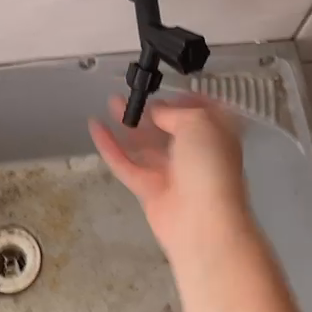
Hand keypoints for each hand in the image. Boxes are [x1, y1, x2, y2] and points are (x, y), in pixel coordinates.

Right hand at [90, 95, 251, 255]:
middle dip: (151, 110)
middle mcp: (194, 153)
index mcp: (215, 136)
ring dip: (129, 124)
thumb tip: (157, 111)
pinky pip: (126, 163)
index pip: (202, 114)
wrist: (204, 223)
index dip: (186, 100)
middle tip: (131, 92)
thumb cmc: (209, 166)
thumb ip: (174, 113)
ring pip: (145, 144)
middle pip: (169, 128)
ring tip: (111, 102)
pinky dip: (110, 146)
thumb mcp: (198, 124)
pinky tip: (96, 126)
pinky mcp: (148, 189)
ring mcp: (170, 172)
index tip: (168, 89)